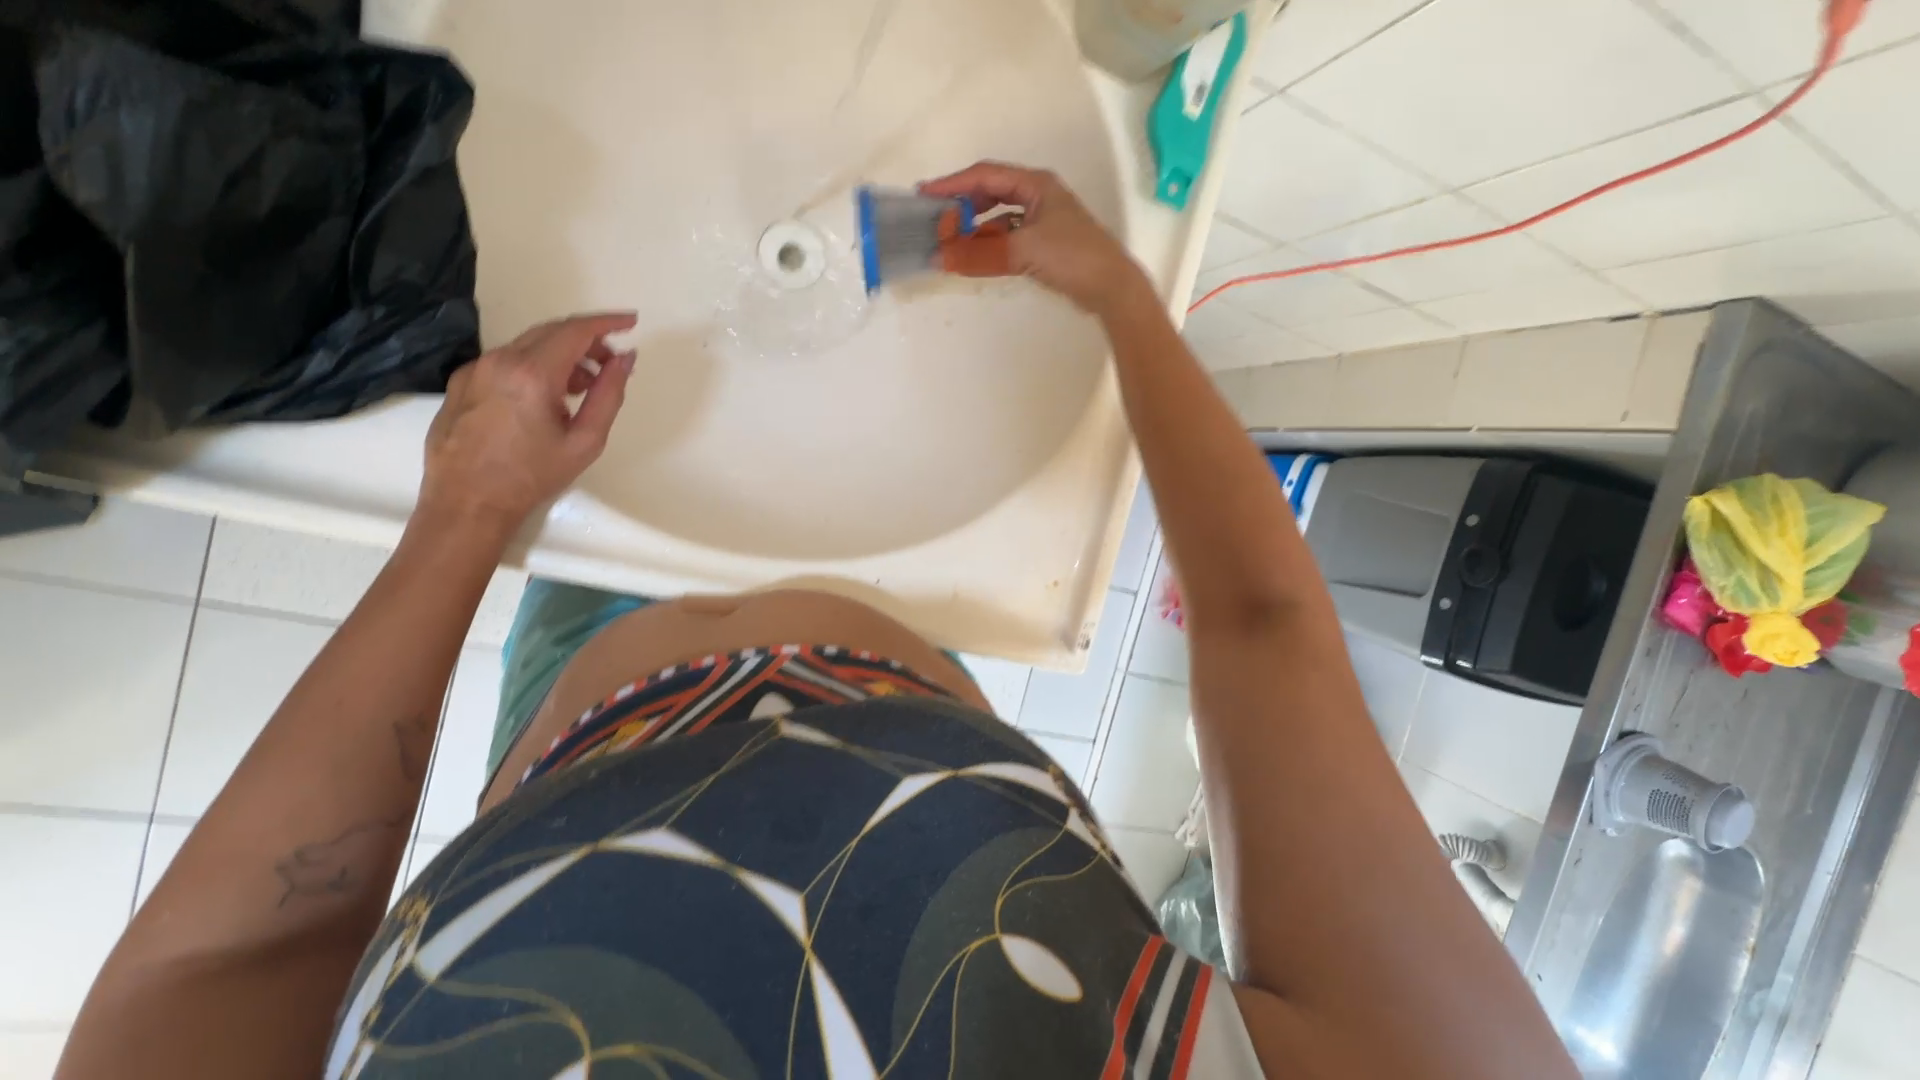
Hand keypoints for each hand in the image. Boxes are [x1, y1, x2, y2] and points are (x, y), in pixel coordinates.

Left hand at [417, 312, 636, 536]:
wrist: (467, 503)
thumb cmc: (532, 477)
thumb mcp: (585, 441)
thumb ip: (609, 394)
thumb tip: (625, 359)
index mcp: (533, 373)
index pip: (576, 330)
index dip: (607, 322)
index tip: (630, 321)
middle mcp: (500, 360)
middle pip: (551, 331)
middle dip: (587, 340)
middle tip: (611, 363)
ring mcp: (475, 369)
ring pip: (527, 346)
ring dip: (561, 356)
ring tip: (581, 388)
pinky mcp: (460, 382)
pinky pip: (505, 361)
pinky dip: (534, 367)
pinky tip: (544, 399)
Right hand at [919, 162, 1152, 316]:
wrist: (1111, 287)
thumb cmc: (1072, 256)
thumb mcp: (1023, 251)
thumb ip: (979, 254)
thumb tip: (939, 258)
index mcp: (1035, 184)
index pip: (985, 176)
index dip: (952, 184)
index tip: (924, 194)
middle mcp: (1037, 196)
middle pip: (989, 194)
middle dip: (961, 207)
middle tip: (935, 221)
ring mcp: (1041, 221)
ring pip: (997, 218)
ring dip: (973, 229)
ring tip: (949, 242)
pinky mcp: (1043, 245)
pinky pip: (1006, 239)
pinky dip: (988, 246)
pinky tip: (973, 257)